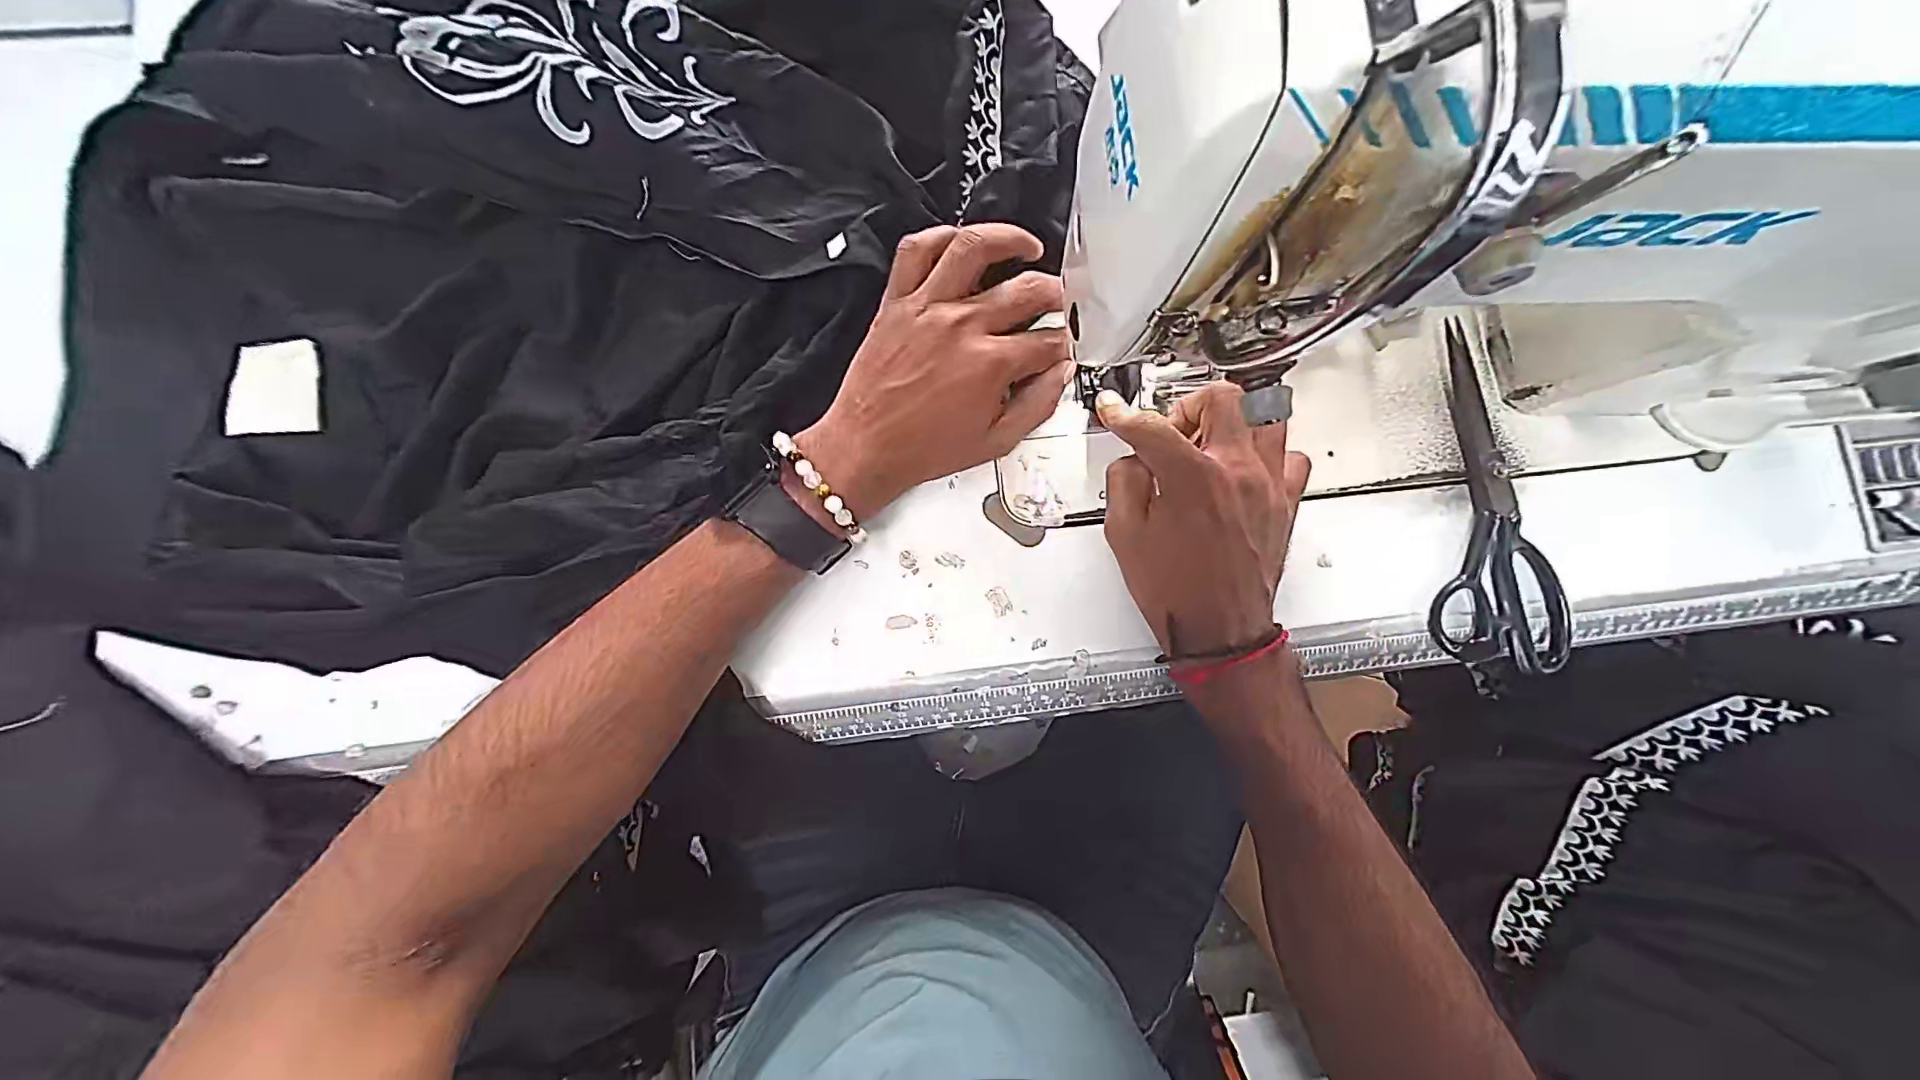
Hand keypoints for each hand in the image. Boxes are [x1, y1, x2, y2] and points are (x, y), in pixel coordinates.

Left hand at [795, 224, 1075, 517]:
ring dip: (1009, 239)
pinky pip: (916, 250)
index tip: (1059, 348)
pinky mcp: (896, 304)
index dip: (1063, 344)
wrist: (866, 448)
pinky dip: (940, 236)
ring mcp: (927, 309)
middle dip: (1054, 295)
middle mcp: (960, 328)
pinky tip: (958, 243)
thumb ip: (1037, 405)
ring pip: (973, 247)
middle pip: (1026, 289)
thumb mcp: (995, 442)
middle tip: (1056, 302)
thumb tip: (1059, 376)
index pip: (1047, 341)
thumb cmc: (920, 449)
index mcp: (989, 365)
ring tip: (1024, 246)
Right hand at [1097, 382, 1311, 658]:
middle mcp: (1237, 474)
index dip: (1124, 414)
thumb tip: (1133, 459)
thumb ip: (1123, 481)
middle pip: (1222, 398)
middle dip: (1187, 406)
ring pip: (1266, 414)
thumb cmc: (1178, 592)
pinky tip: (1242, 467)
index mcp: (1193, 479)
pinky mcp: (1284, 503)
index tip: (1116, 411)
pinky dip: (1266, 451)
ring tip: (1207, 442)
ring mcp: (1268, 486)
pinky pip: (1290, 456)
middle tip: (1171, 430)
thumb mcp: (1125, 535)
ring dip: (1231, 419)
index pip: (1153, 425)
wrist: (1219, 629)